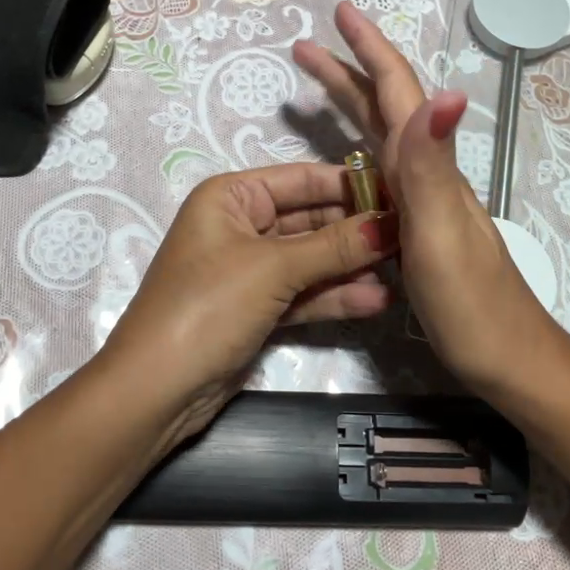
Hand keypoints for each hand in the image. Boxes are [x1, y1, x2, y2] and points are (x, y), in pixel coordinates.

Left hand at [98, 164, 397, 439]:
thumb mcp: (273, 269)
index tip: (404, 192)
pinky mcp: (257, 310)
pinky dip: (334, 297)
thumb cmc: (208, 307)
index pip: (301, 179)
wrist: (157, 390)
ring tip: (402, 270)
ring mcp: (248, 271)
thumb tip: (393, 224)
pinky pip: (303, 294)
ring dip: (351, 266)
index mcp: (230, 197)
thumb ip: (335, 246)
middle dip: (356, 229)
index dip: (351, 185)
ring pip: (310, 260)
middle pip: (310, 219)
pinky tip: (375, 301)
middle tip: (412, 235)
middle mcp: (239, 226)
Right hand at [293, 2, 561, 391]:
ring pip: (380, 138)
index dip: (369, 50)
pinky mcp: (416, 227)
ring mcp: (424, 201)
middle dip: (348, 71)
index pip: (397, 93)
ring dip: (350, 105)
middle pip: (385, 108)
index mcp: (427, 167)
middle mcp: (426, 174)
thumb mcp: (442, 235)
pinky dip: (355, 151)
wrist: (510, 362)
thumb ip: (432, 166)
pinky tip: (345, 162)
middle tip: (305, 47)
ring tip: (314, 88)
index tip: (341, 13)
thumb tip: (444, 89)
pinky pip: (379, 174)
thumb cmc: (473, 305)